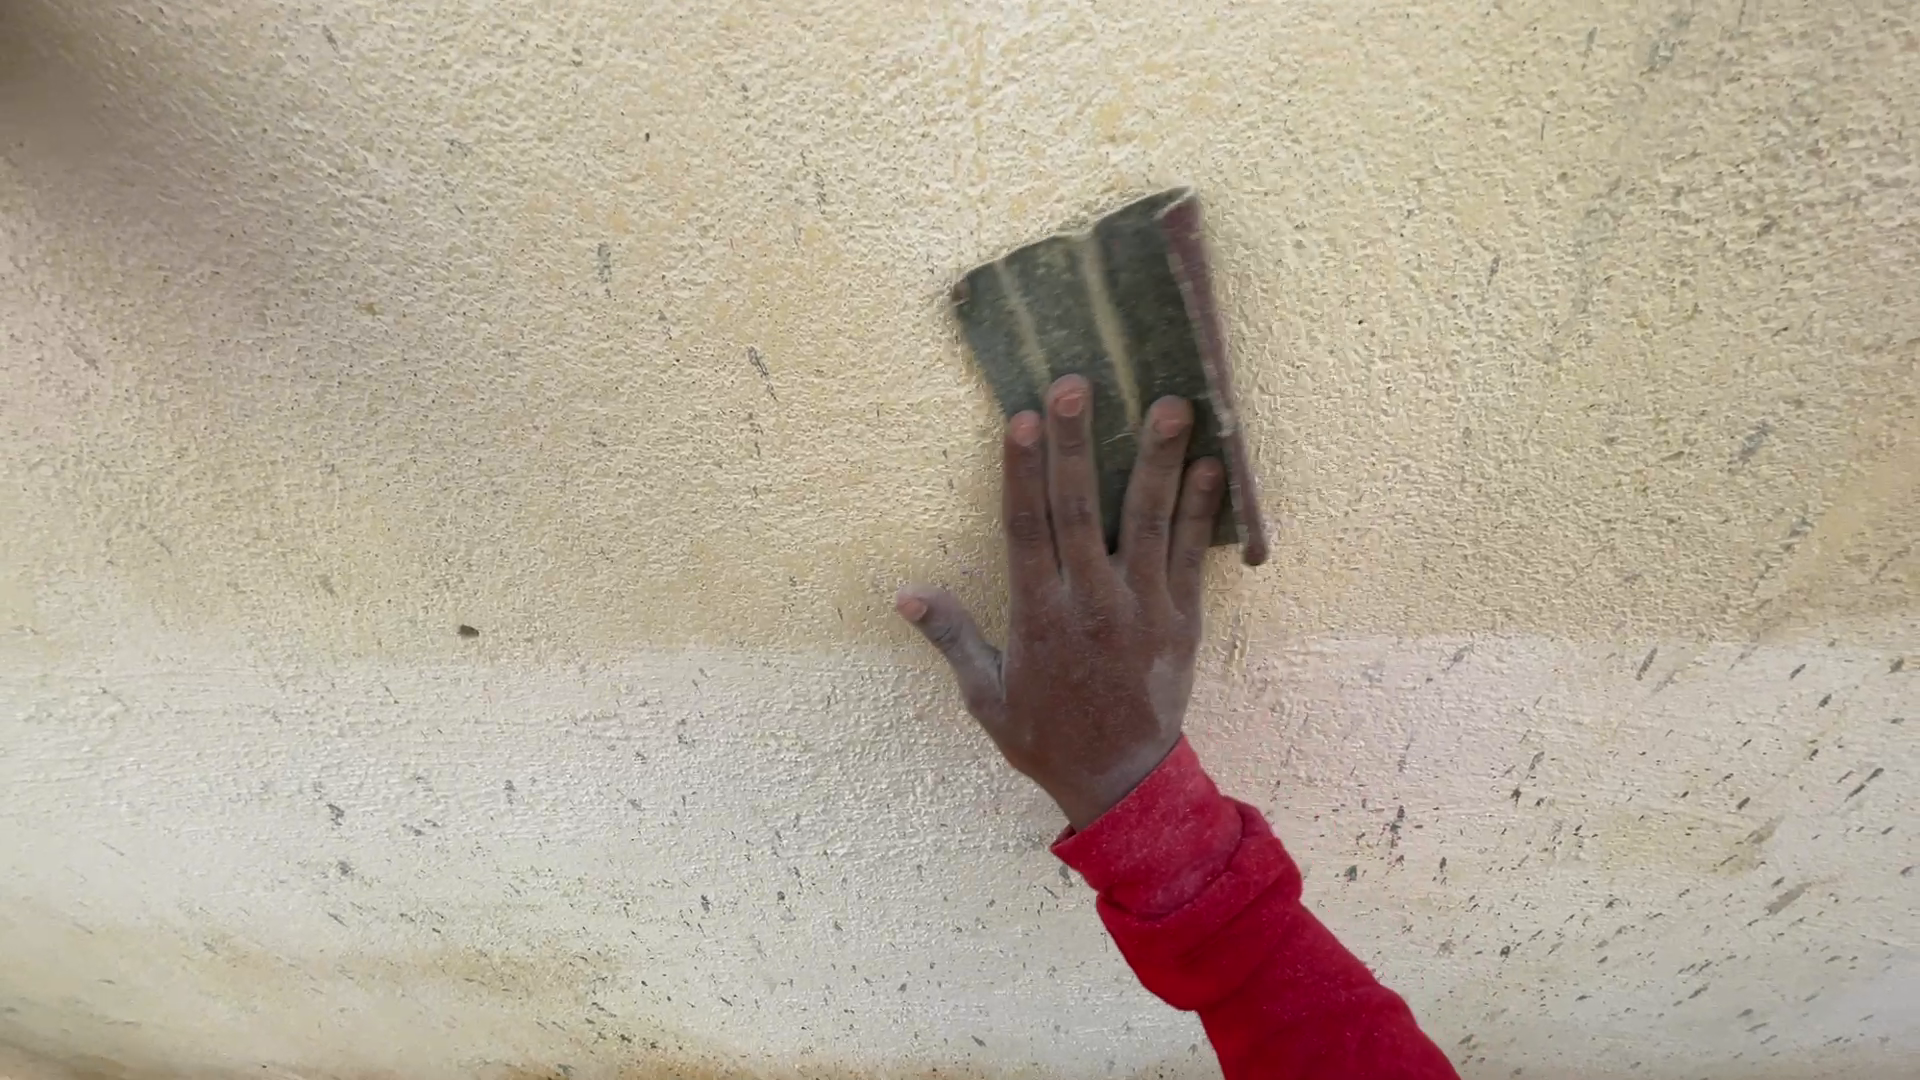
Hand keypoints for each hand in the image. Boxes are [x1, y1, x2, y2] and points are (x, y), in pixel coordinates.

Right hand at [897, 374, 1225, 828]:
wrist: (1123, 782)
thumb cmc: (1046, 736)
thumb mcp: (985, 695)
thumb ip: (951, 637)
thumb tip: (904, 593)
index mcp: (1039, 616)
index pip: (1024, 530)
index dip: (1021, 472)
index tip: (1021, 419)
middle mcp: (1091, 602)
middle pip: (1080, 512)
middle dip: (1077, 447)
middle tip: (1078, 386)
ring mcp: (1142, 608)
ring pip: (1148, 523)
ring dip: (1158, 462)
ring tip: (1172, 406)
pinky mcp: (1180, 620)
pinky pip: (1193, 558)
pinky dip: (1202, 512)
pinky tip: (1214, 467)